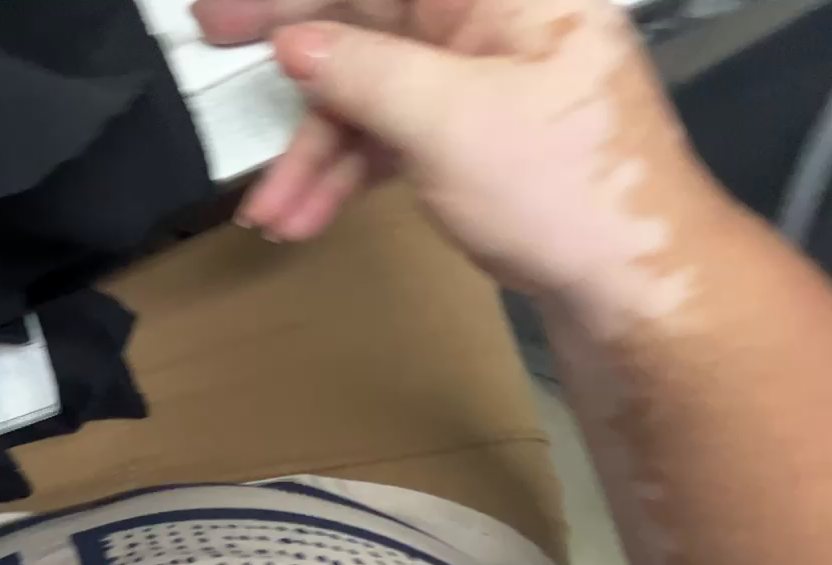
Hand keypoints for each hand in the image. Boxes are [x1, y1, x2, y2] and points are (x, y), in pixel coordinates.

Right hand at [195, 0, 732, 325]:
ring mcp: (463, 80)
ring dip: (307, 159)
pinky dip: (337, 180)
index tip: (225, 7)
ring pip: (359, 98)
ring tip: (270, 213)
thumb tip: (295, 44)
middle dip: (290, 60)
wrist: (614, 271)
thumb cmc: (567, 188)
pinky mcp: (452, 130)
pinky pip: (376, 141)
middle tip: (216, 44)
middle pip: (360, 25)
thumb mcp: (452, 121)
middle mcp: (479, 24)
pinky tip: (304, 216)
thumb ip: (367, 75)